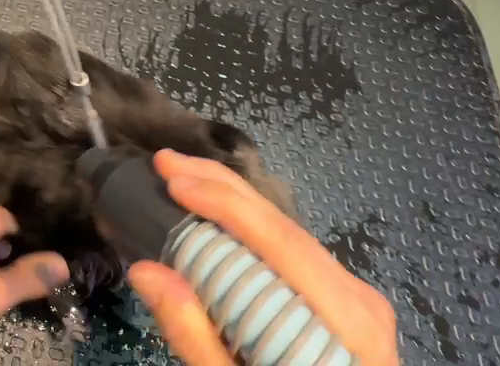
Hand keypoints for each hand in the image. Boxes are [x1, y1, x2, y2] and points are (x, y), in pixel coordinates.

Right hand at [127, 150, 398, 365]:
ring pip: (283, 227)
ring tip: (179, 174)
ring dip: (228, 197)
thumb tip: (144, 271)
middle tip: (164, 161)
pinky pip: (285, 247)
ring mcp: (350, 294)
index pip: (281, 241)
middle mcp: (356, 295)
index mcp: (346, 320)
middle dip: (218, 186)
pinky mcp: (336, 297)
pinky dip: (244, 224)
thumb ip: (197, 338)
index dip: (225, 204)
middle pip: (281, 223)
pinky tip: (212, 212)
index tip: (173, 182)